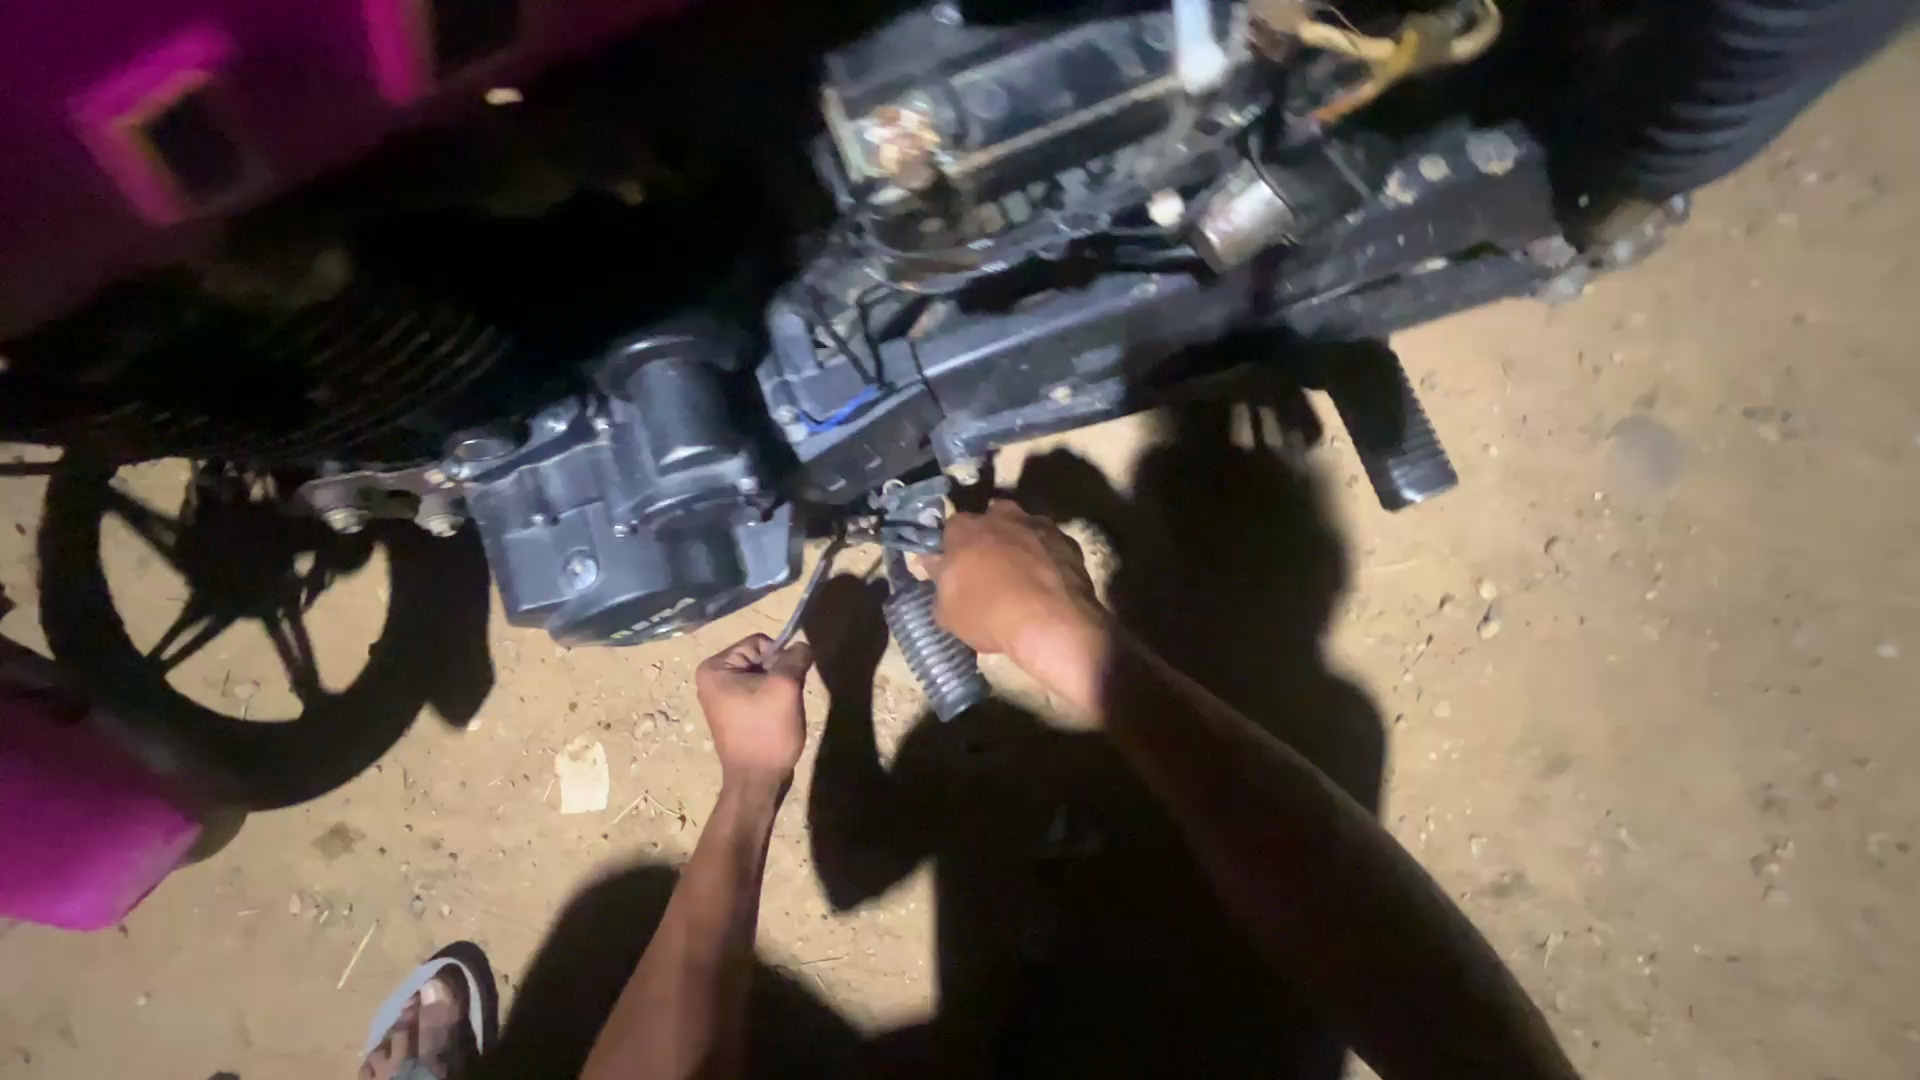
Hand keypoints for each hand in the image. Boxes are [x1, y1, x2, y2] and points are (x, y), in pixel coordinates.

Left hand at [695, 634, 814, 787]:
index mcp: (714, 668)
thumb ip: (795, 657)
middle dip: (779, 673)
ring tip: (781, 710)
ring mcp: (721, 698)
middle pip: (760, 658)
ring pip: (763, 675)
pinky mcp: (734, 713)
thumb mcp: (785, 687)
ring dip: (778, 687)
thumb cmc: (766, 731)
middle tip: (785, 698)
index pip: (758, 642)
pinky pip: (759, 691)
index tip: (786, 682)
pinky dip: (773, 699)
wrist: (757, 781)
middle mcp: (712, 679)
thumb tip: (802, 645)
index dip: (779, 657)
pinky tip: (777, 717)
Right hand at [920, 500, 1104, 661]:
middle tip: (989, 570)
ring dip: (1019, 546)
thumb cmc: (987, 613)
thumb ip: (938, 581)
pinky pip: (1048, 546)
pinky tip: (1047, 584)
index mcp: (964, 527)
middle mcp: (1000, 515)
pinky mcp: (1067, 540)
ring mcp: (1037, 524)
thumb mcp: (946, 611)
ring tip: (1022, 578)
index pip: (950, 530)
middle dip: (988, 540)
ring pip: (1022, 529)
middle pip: (989, 522)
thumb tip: (933, 565)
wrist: (1050, 622)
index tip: (956, 569)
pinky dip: (1046, 558)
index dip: (953, 550)